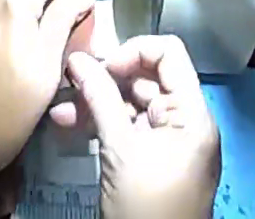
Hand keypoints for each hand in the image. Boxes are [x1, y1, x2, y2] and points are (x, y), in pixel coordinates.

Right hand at [55, 35, 220, 218]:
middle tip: (71, 80)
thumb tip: (76, 58)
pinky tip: (67, 124)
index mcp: (192, 114)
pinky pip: (126, 128)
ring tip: (61, 106)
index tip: (102, 66)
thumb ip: (99, 97)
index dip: (134, 51)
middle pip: (146, 77)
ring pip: (131, 102)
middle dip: (107, 78)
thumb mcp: (120, 150)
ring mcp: (169, 142)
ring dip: (96, 101)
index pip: (169, 54)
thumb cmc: (145, 210)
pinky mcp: (151, 160)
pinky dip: (100, 123)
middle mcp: (185, 121)